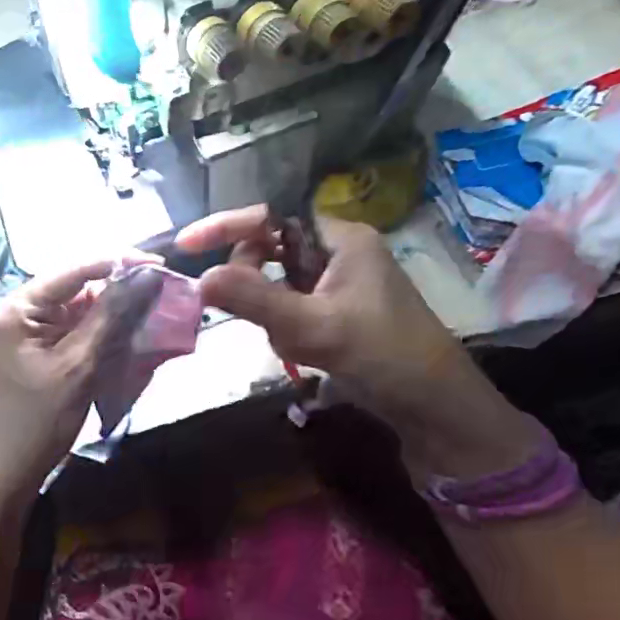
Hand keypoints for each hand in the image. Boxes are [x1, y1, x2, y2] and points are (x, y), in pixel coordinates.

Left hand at [0, 254, 154, 486]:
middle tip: (162, 290)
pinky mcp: (43, 350)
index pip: (73, 271)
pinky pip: (79, 330)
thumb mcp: (78, 366)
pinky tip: (133, 332)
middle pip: (78, 288)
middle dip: (119, 290)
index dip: (117, 263)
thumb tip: (145, 276)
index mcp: (18, 308)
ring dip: (116, 312)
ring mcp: (31, 331)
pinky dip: (105, 332)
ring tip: (155, 310)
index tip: (159, 263)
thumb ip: (110, 317)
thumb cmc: (39, 419)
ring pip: (82, 309)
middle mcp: (21, 311)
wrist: (11, 468)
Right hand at [175, 208, 537, 478]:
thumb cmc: (381, 353)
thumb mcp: (313, 325)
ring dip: (269, 310)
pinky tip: (297, 351)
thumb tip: (200, 278)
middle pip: (271, 247)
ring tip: (289, 342)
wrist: (432, 405)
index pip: (272, 215)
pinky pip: (290, 306)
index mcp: (341, 238)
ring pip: (278, 282)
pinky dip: (283, 327)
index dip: (228, 224)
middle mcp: (338, 252)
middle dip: (252, 278)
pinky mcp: (336, 311)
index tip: (188, 244)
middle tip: (242, 309)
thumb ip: (254, 299)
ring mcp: (337, 283)